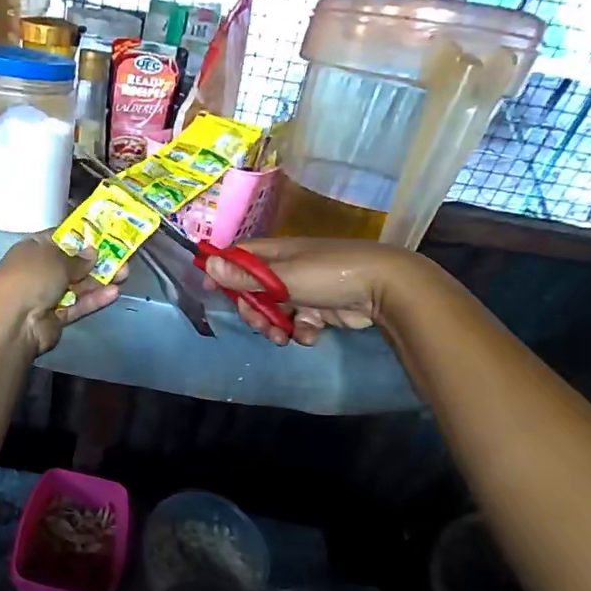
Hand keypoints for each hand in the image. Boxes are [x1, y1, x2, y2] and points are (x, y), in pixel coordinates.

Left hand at [0, 236, 127, 354]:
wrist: (13, 322)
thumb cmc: (30, 278)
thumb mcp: (55, 258)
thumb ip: (78, 257)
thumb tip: (93, 253)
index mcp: (35, 248)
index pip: (62, 238)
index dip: (84, 236)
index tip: (108, 234)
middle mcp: (42, 269)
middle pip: (75, 263)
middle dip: (99, 261)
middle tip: (123, 257)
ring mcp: (49, 294)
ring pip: (81, 285)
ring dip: (102, 280)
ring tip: (125, 274)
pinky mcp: (58, 316)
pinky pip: (79, 305)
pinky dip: (95, 299)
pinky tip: (114, 293)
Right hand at [202, 237, 424, 346]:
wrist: (382, 287)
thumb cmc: (329, 274)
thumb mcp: (283, 277)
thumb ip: (246, 277)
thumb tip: (207, 265)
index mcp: (277, 253)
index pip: (240, 258)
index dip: (223, 273)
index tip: (210, 292)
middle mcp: (288, 268)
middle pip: (255, 291)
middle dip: (254, 311)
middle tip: (261, 324)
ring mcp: (306, 289)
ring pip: (277, 311)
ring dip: (276, 326)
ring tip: (284, 337)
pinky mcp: (322, 309)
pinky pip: (301, 322)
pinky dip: (304, 331)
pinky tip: (314, 334)